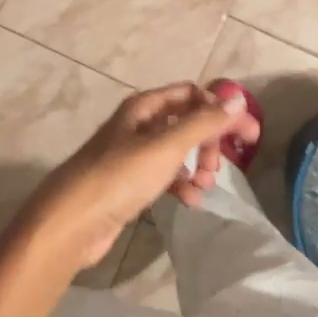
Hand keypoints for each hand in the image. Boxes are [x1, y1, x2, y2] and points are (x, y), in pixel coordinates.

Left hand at [7, 83, 259, 272]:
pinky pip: (165, 176)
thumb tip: (236, 101)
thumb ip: (202, 124)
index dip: (219, 110)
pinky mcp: (129, 184)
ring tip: (205, 188)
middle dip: (208, 142)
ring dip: (197, 166)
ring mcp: (132, 155)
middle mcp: (138, 125)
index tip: (245, 135)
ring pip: (177, 151)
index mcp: (144, 107)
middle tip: (221, 168)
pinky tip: (190, 202)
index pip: (191, 94)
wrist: (72, 222)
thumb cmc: (119, 177)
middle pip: (186, 122)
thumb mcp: (166, 147)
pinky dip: (181, 184)